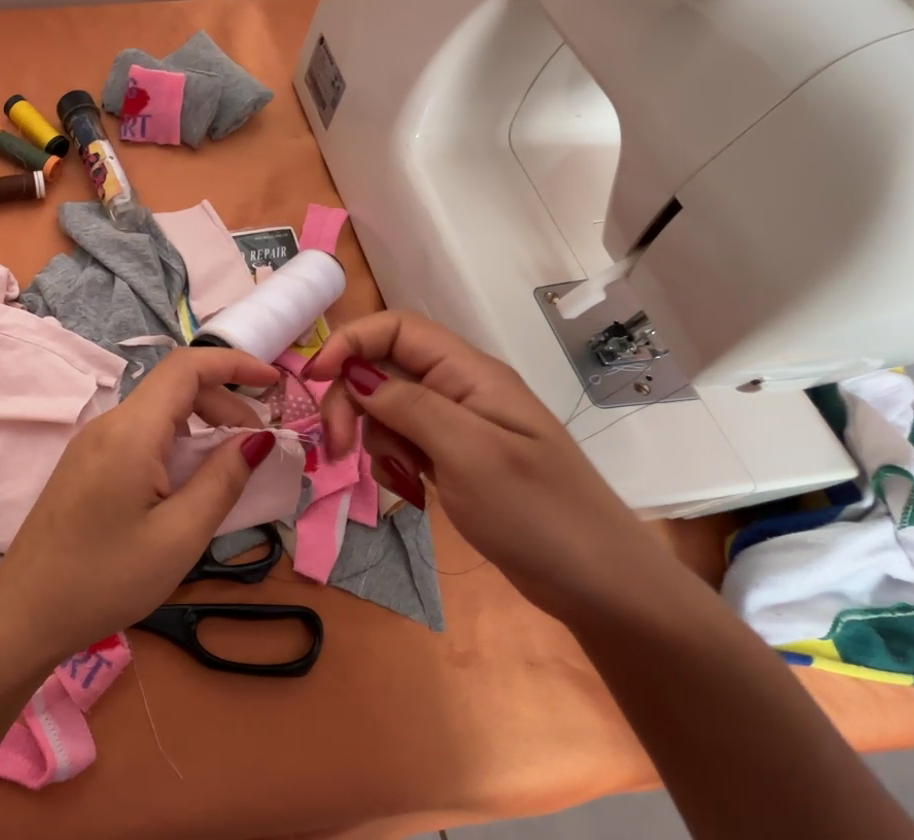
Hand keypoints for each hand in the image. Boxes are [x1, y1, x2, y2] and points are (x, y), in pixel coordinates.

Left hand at [0, 347, 280, 665]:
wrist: (27, 611)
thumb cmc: (107, 578)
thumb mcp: (180, 536)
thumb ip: (223, 480)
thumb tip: (258, 438)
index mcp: (131, 431)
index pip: (186, 367)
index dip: (234, 363)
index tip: (276, 383)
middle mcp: (108, 425)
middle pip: (173, 388)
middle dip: (224, 404)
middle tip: (258, 446)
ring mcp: (91, 445)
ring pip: (156, 414)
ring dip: (200, 428)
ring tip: (229, 470)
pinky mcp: (84, 467)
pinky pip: (138, 438)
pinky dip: (174, 446)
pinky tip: (188, 486)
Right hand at [303, 311, 669, 622]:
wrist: (599, 584)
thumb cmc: (538, 513)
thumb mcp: (467, 453)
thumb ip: (408, 405)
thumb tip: (354, 372)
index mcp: (471, 374)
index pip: (397, 329)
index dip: (350, 343)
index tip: (315, 381)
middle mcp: (462, 391)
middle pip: (384, 370)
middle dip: (352, 403)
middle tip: (336, 450)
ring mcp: (460, 427)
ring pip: (388, 410)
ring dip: (374, 439)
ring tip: (398, 480)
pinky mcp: (457, 460)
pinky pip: (405, 444)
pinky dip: (394, 464)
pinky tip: (410, 491)